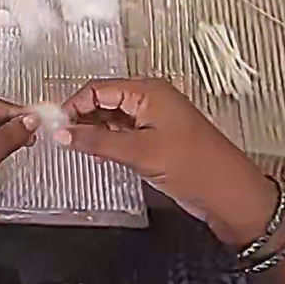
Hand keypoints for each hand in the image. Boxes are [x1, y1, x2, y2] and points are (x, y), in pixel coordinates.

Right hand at [56, 78, 277, 242]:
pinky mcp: (154, 136)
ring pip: (110, 117)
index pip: (98, 89)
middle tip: (64, 139)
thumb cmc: (194, 166)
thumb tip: (63, 134)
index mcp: (148, 91)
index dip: (74, 105)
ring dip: (94, 132)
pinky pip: (121, 131)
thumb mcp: (139, 152)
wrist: (228, 194)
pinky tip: (100, 155)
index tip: (56, 126)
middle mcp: (149, 99)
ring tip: (81, 149)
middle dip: (82, 118)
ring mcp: (152, 118)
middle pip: (102, 100)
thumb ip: (97, 142)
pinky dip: (107, 141)